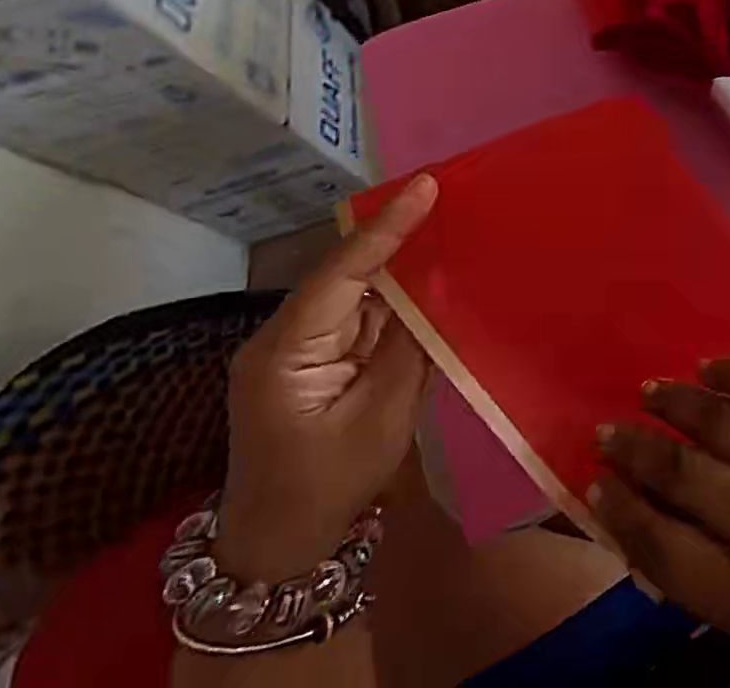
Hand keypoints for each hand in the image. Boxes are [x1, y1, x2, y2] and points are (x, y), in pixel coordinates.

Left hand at [218, 174, 438, 579]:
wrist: (280, 542)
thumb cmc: (328, 484)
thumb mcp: (381, 418)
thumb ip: (409, 350)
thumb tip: (434, 294)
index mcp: (285, 351)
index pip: (341, 274)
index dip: (385, 228)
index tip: (425, 186)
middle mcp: (286, 337)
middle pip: (347, 272)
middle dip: (394, 232)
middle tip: (444, 192)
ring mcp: (302, 347)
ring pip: (359, 290)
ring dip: (402, 262)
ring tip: (450, 222)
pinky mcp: (321, 358)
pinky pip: (366, 316)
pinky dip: (401, 297)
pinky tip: (434, 275)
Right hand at [590, 360, 729, 687]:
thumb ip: (711, 585)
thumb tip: (645, 524)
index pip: (658, 546)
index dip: (617, 511)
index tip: (593, 484)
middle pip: (679, 475)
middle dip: (633, 451)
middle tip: (606, 431)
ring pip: (718, 422)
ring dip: (673, 403)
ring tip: (648, 391)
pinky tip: (710, 367)